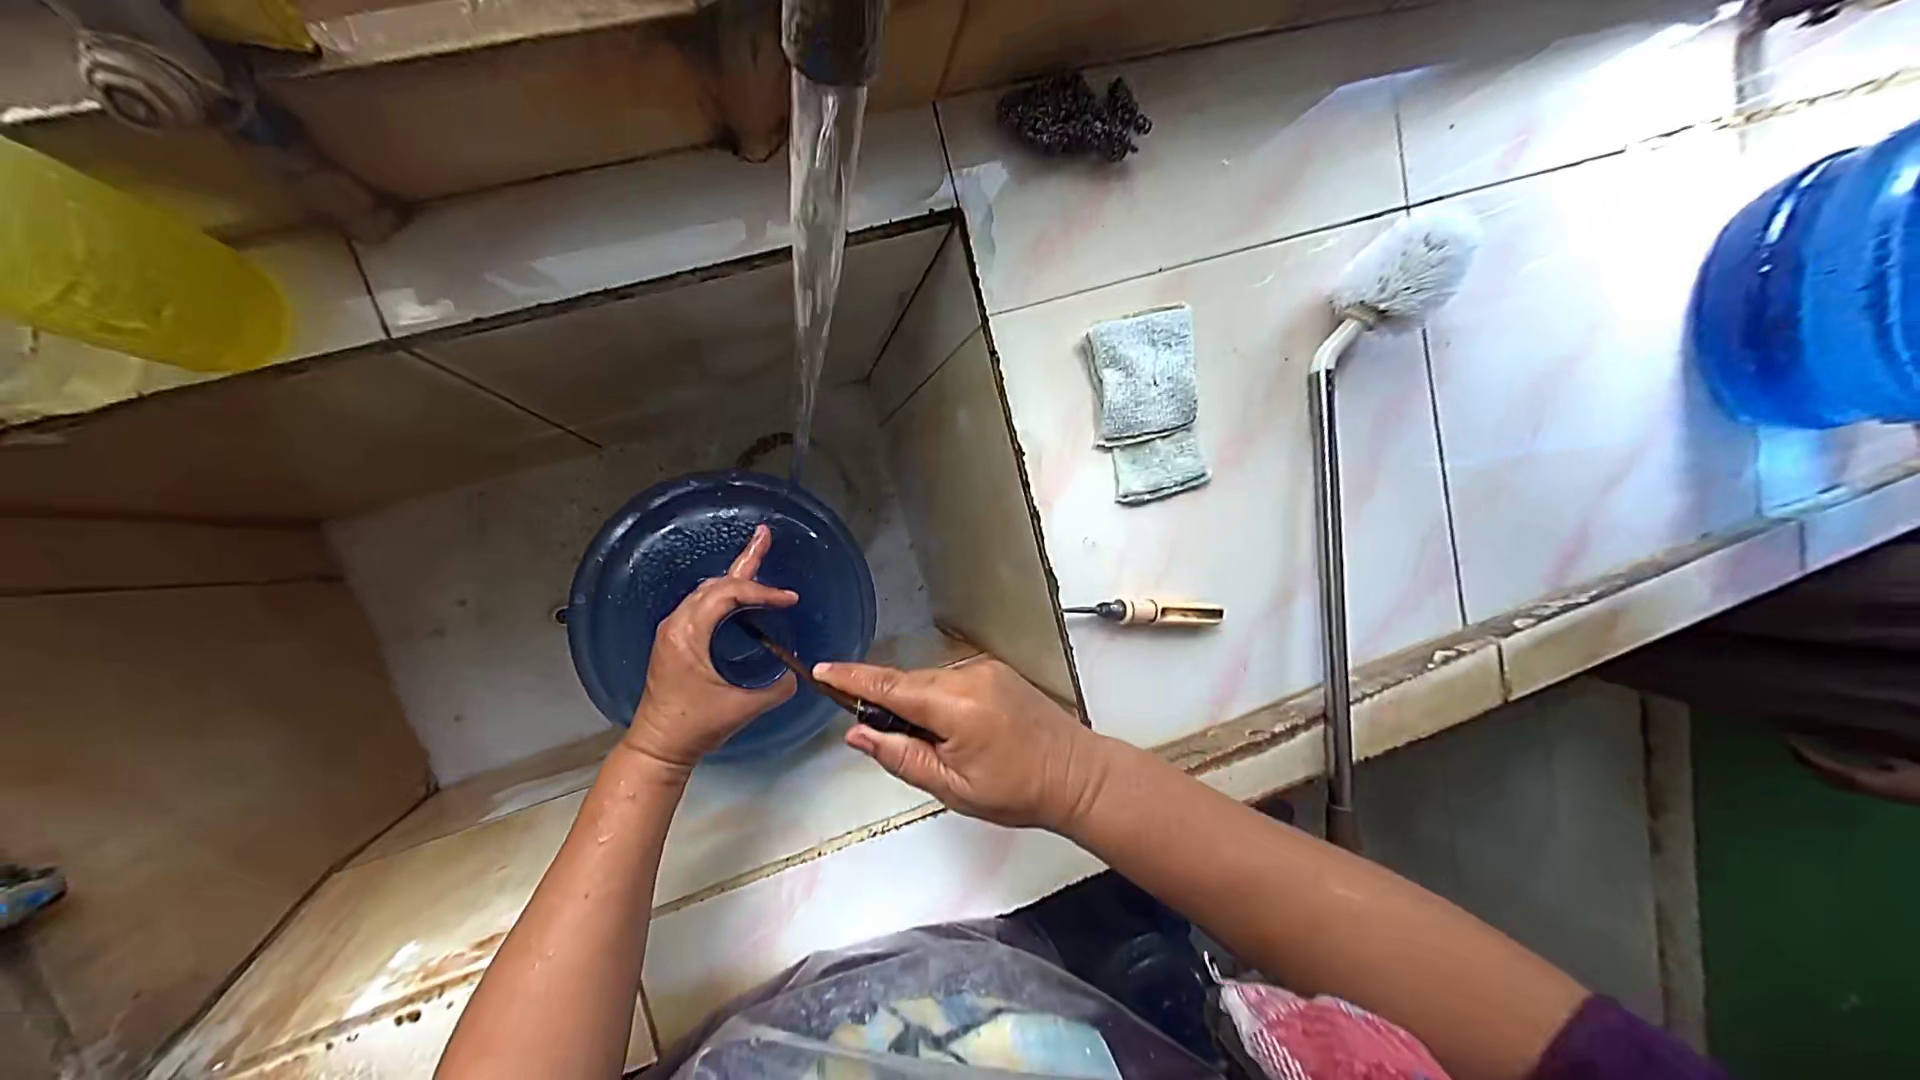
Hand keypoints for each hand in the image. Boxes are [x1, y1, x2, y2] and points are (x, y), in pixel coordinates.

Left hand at [625, 524, 798, 773]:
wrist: (658, 747)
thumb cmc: (693, 727)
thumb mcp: (742, 707)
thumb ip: (777, 687)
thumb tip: (799, 673)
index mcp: (688, 634)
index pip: (729, 595)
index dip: (762, 593)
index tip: (788, 600)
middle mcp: (677, 625)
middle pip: (716, 582)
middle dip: (745, 560)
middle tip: (764, 536)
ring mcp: (674, 631)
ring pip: (708, 590)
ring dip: (735, 575)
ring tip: (756, 555)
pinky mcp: (676, 641)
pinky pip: (703, 604)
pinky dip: (726, 592)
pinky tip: (741, 593)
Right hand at [815, 658, 1111, 830]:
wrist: (1075, 774)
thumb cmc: (1017, 790)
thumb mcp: (951, 787)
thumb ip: (899, 755)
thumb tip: (857, 734)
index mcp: (955, 706)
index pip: (889, 687)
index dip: (852, 679)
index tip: (822, 671)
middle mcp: (968, 677)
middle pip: (908, 682)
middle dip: (886, 703)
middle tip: (877, 734)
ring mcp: (985, 670)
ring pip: (929, 681)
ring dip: (915, 703)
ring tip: (930, 742)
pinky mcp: (995, 671)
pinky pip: (951, 679)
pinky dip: (937, 698)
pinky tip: (949, 727)